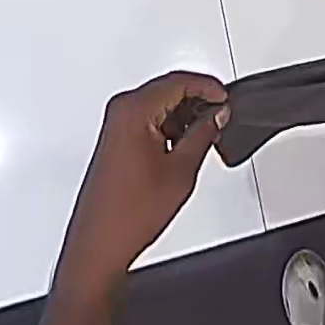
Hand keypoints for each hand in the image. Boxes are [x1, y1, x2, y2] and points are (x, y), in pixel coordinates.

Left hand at [53, 72, 228, 292]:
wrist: (100, 243)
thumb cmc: (129, 214)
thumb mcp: (180, 171)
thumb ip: (202, 135)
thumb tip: (215, 115)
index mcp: (135, 110)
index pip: (177, 81)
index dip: (207, 86)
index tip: (224, 96)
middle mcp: (122, 109)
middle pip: (166, 88)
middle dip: (196, 98)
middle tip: (220, 112)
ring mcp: (116, 121)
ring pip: (158, 101)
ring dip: (183, 111)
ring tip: (206, 130)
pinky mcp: (116, 134)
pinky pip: (148, 115)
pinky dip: (168, 122)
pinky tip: (184, 141)